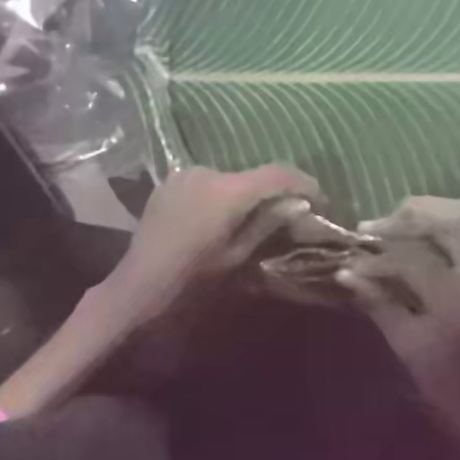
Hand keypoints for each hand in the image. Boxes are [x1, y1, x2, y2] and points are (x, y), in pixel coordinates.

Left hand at [102, 165, 325, 325]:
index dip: (305, 184)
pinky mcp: (169, 184)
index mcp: (226, 190)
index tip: (320, 201)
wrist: (139, 287)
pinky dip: (221, 197)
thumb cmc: (192, 279)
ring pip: (228, 180)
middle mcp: (205, 171)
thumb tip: (299, 203)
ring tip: (253, 222)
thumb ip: (268, 224)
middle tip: (288, 218)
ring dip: (245, 196)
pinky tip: (220, 221)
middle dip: (274, 194)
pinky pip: (206, 185)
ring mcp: (183, 175)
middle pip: (252, 176)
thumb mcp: (238, 256)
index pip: (278, 173)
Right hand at [337, 197, 459, 438]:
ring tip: (399, 225)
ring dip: (432, 214)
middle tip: (379, 225)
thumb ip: (379, 303)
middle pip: (456, 220)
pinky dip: (450, 230)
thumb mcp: (407, 346)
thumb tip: (348, 271)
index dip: (378, 256)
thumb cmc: (450, 385)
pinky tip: (426, 238)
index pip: (413, 259)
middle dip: (412, 214)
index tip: (355, 260)